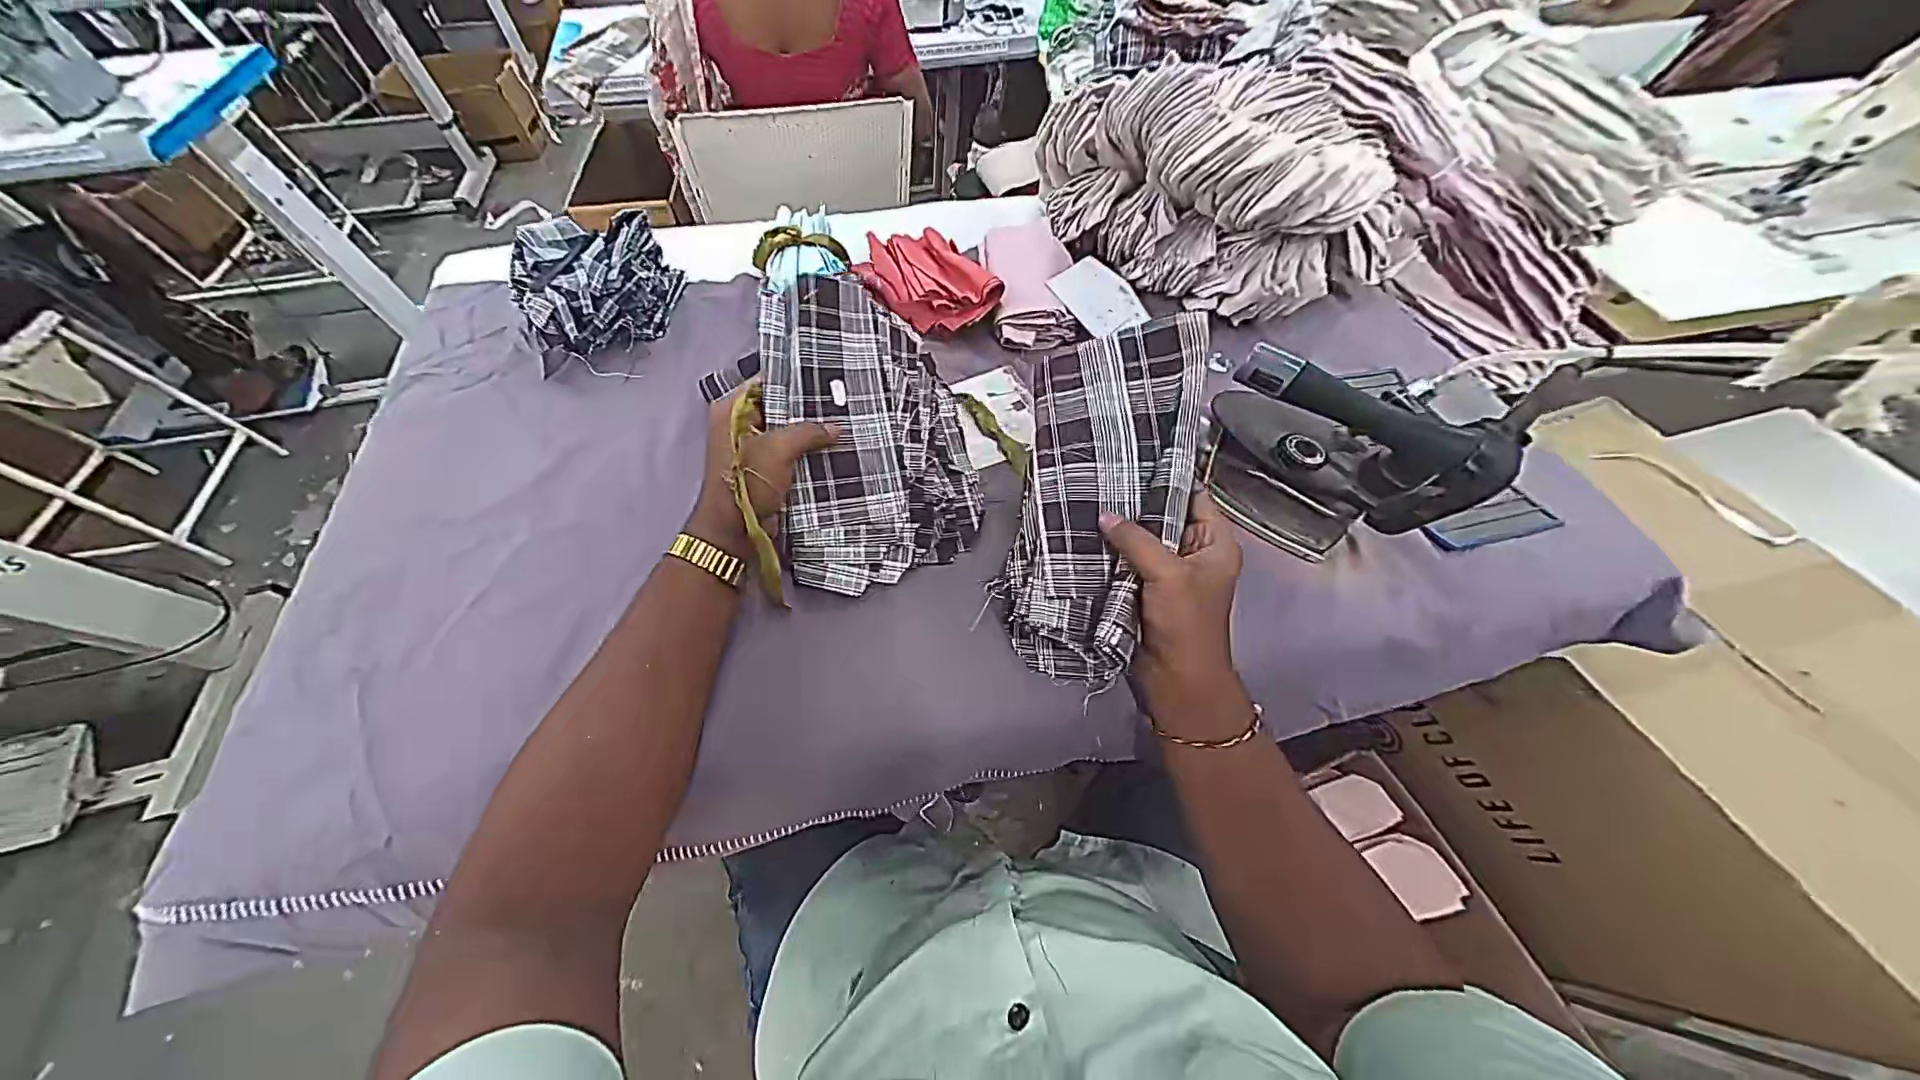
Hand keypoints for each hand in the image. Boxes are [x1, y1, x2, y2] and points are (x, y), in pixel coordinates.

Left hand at [685, 380, 838, 559]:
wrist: (737, 531)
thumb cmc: (747, 482)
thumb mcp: (778, 448)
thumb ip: (808, 431)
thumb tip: (836, 427)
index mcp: (732, 410)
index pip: (766, 381)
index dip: (794, 377)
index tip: (825, 374)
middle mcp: (741, 425)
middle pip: (780, 407)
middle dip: (808, 407)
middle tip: (841, 399)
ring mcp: (755, 449)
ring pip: (790, 432)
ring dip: (812, 433)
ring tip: (844, 422)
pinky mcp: (768, 470)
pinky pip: (793, 454)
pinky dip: (810, 453)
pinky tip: (835, 448)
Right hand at [1100, 491, 1251, 739]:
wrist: (1176, 680)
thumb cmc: (1187, 626)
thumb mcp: (1168, 575)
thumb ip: (1138, 541)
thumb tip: (1106, 516)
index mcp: (1215, 544)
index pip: (1195, 497)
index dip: (1169, 479)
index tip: (1137, 460)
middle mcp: (1193, 553)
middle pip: (1164, 517)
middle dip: (1136, 503)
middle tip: (1104, 478)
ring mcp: (1167, 572)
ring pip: (1142, 540)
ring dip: (1120, 529)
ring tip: (1091, 500)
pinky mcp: (1144, 588)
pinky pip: (1127, 561)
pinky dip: (1112, 552)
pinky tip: (1089, 535)